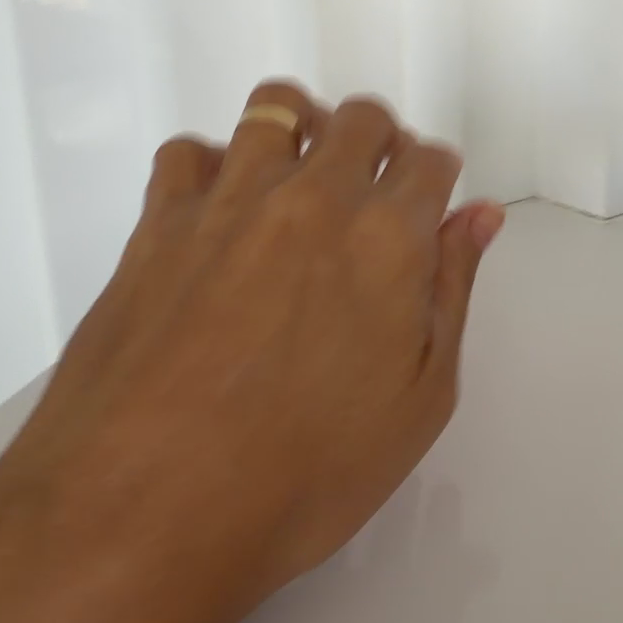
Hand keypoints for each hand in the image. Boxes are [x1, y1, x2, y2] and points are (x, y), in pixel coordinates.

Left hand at [0, 80, 506, 622]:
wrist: (142, 514)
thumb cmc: (306, 471)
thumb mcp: (419, 397)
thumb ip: (452, 289)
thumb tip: (480, 216)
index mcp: (388, 236)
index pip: (431, 160)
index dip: (438, 178)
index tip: (429, 206)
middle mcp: (314, 196)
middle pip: (360, 118)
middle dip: (380, 142)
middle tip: (372, 195)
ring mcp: (229, 201)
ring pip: (276, 108)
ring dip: (304, 129)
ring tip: (301, 181)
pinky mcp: (158, 222)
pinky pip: (189, 151)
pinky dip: (214, 165)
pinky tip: (222, 212)